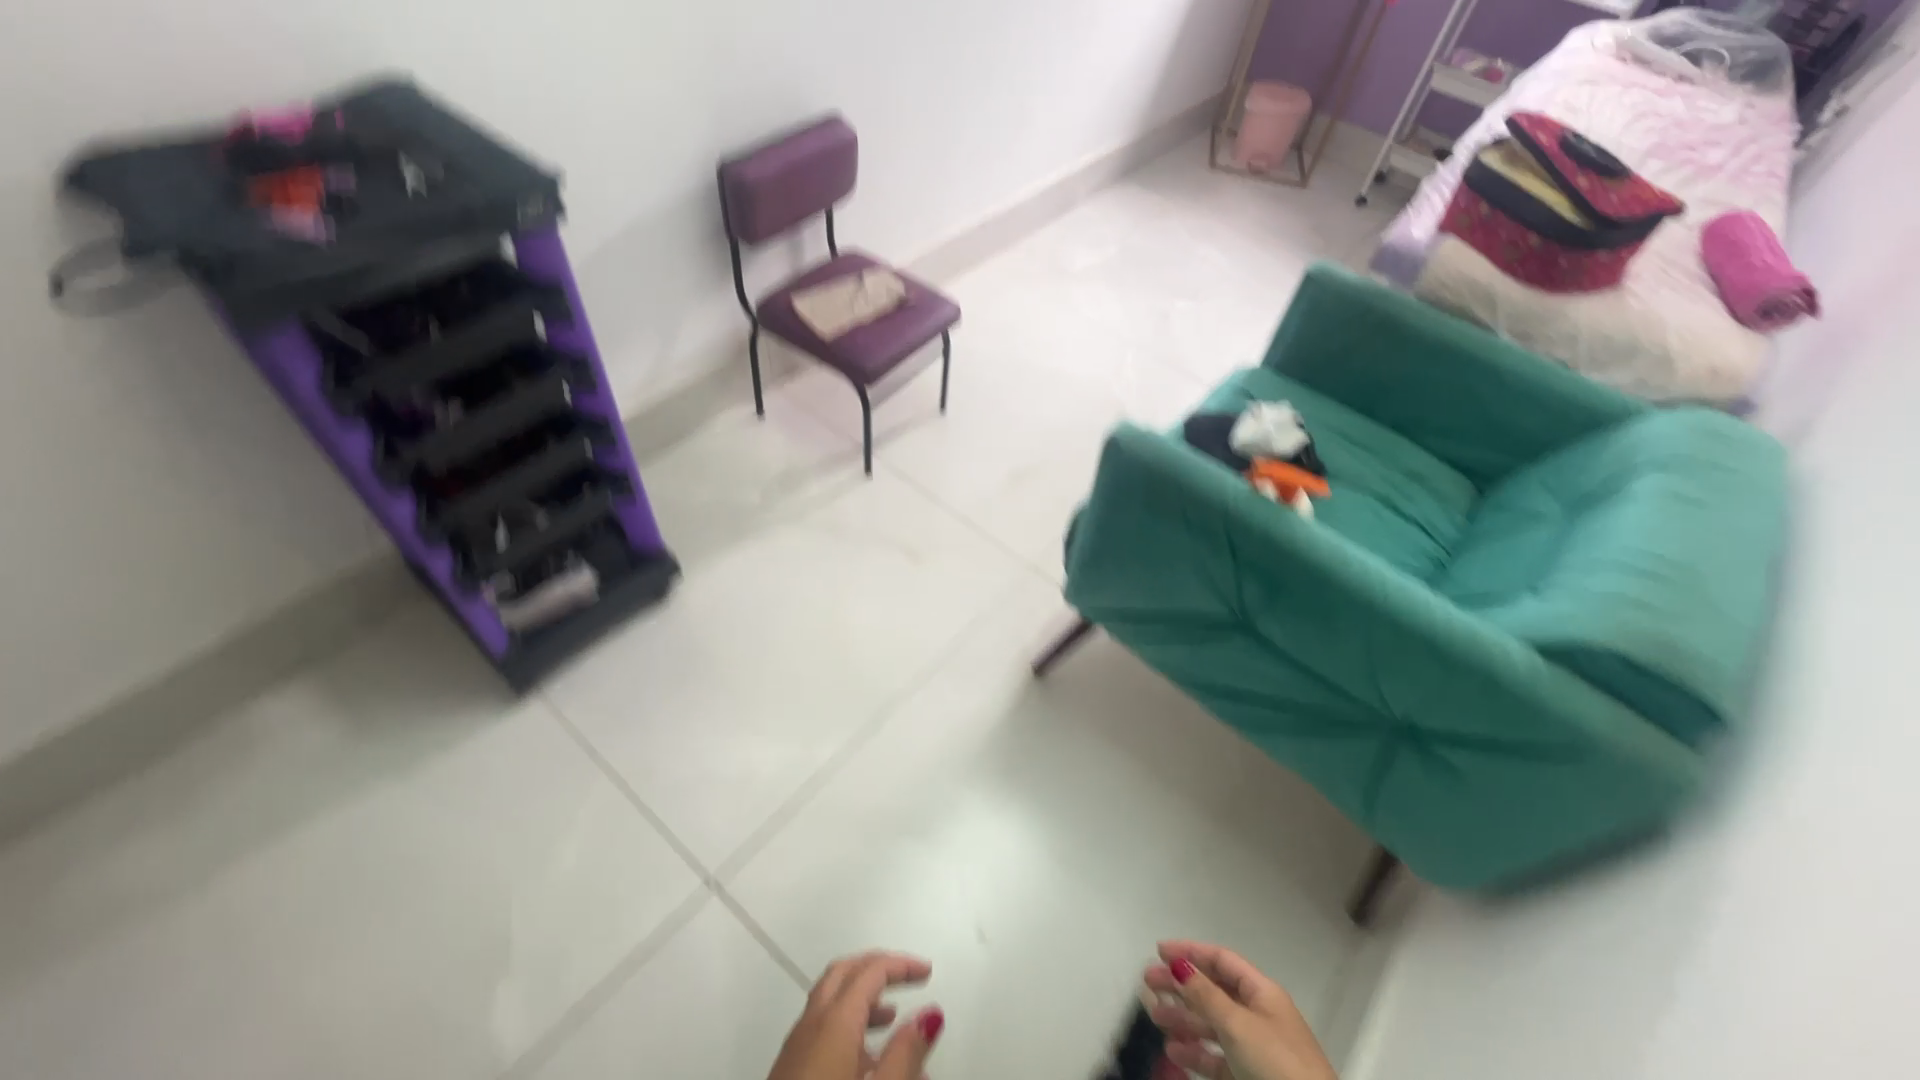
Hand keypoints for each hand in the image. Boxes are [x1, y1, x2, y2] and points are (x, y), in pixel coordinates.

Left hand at [766, 950, 943, 1079]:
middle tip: (909, 976)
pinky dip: (850, 1027)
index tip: (927, 971)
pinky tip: (868, 1062)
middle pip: (843, 973)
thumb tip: (930, 1014)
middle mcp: (810, 1025)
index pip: (869, 972)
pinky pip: (823, 1031)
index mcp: (834, 1023)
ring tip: (895, 1021)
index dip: (900, 965)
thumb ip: (906, 1053)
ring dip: (864, 1001)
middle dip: (877, 968)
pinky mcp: (790, 1070)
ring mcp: (796, 1047)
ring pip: (831, 1003)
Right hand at [1143, 941, 1336, 1079]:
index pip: (1222, 960)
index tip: (1159, 951)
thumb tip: (1179, 964)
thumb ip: (1205, 995)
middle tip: (1148, 982)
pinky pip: (1217, 1056)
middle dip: (1181, 985)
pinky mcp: (1249, 1075)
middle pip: (1214, 991)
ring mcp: (1255, 1047)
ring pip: (1213, 1024)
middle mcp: (1258, 1014)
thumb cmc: (1275, 1062)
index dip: (1191, 952)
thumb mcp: (1237, 1024)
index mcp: (1262, 993)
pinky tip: (1174, 1050)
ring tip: (1155, 1016)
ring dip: (1184, 1018)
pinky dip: (1196, 1052)